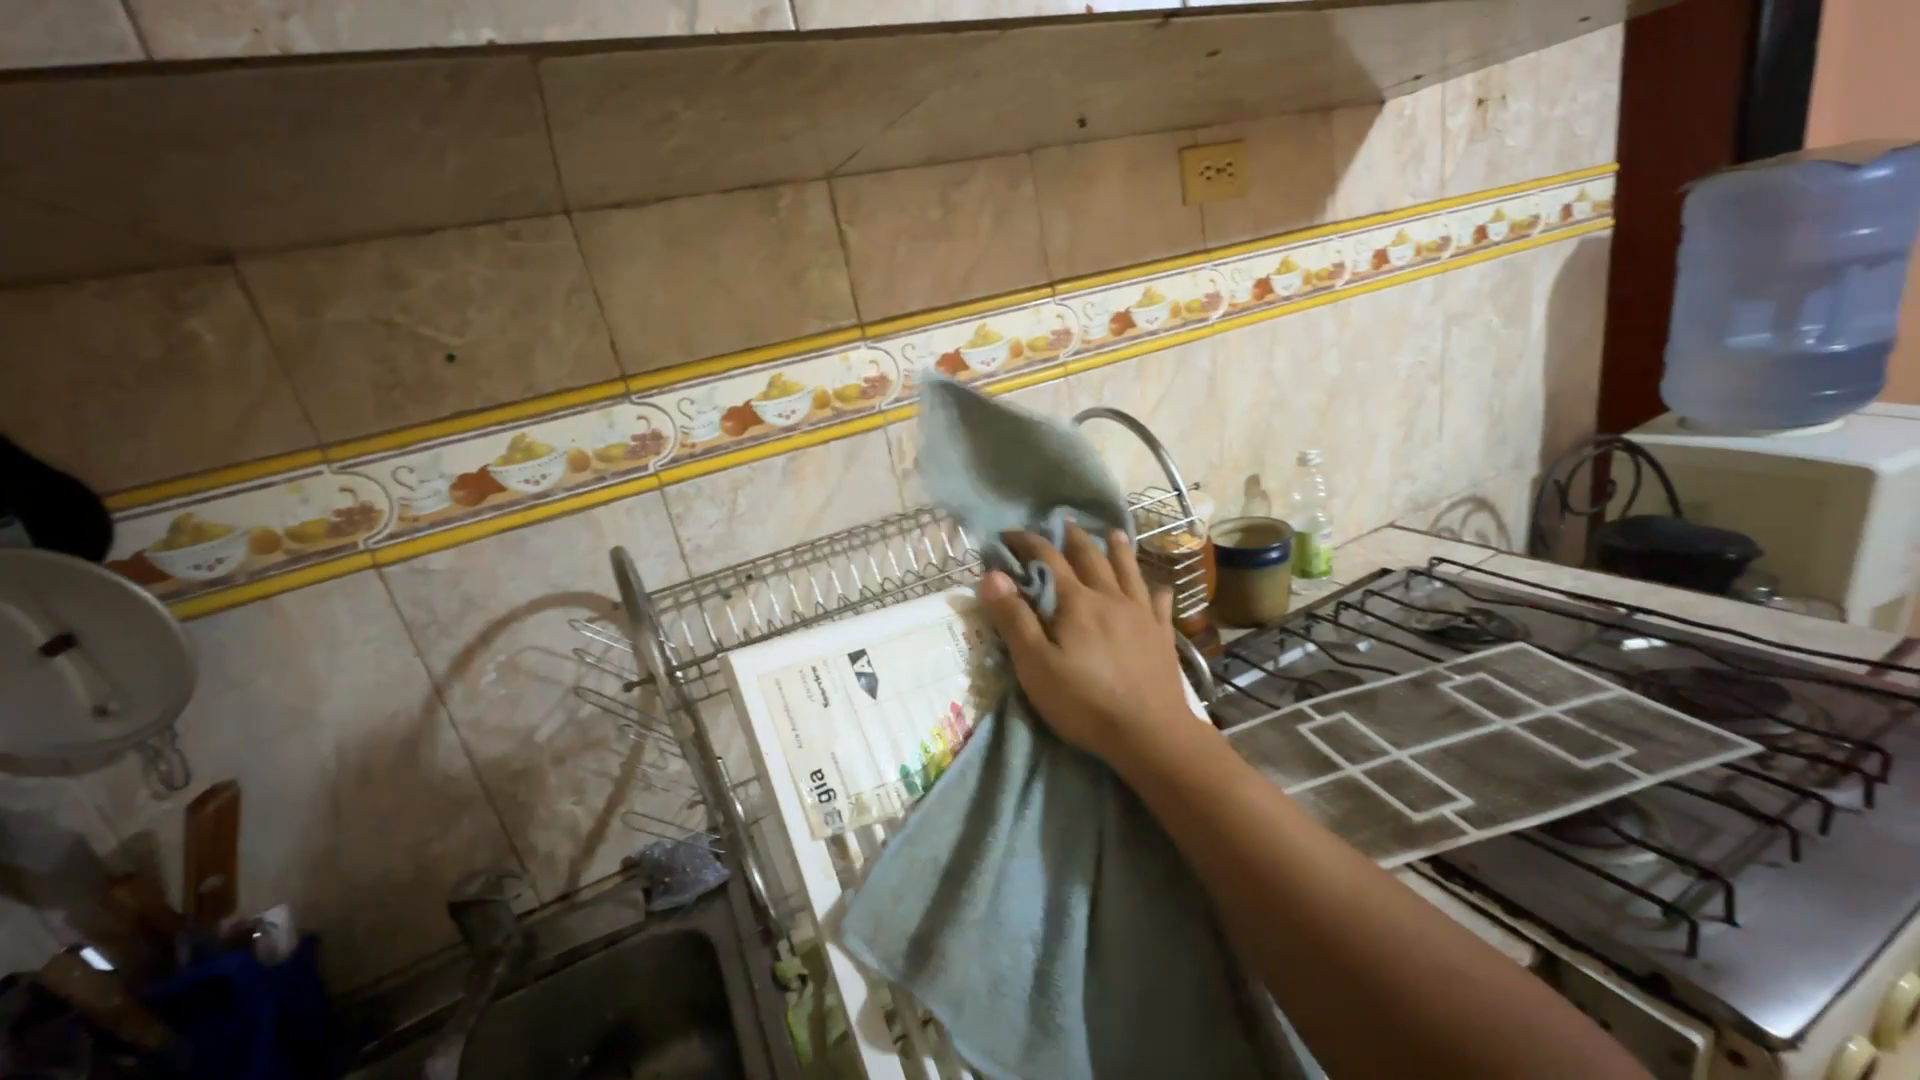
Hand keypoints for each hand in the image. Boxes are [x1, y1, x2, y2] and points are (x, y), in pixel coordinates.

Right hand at [974, 524, 1191, 763]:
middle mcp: (1110, 598)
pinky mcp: (1162, 636)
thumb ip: (1014, 619)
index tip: (1009, 534)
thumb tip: (992, 575)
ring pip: (1128, 571)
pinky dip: (1155, 589)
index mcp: (1076, 602)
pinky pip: (1159, 603)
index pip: (1048, 559)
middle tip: (1062, 523)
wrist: (1150, 733)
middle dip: (1072, 538)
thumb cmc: (1084, 703)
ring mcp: (1141, 615)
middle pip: (1090, 557)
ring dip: (1118, 550)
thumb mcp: (1035, 666)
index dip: (1027, 542)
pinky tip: (1157, 587)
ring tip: (1113, 533)